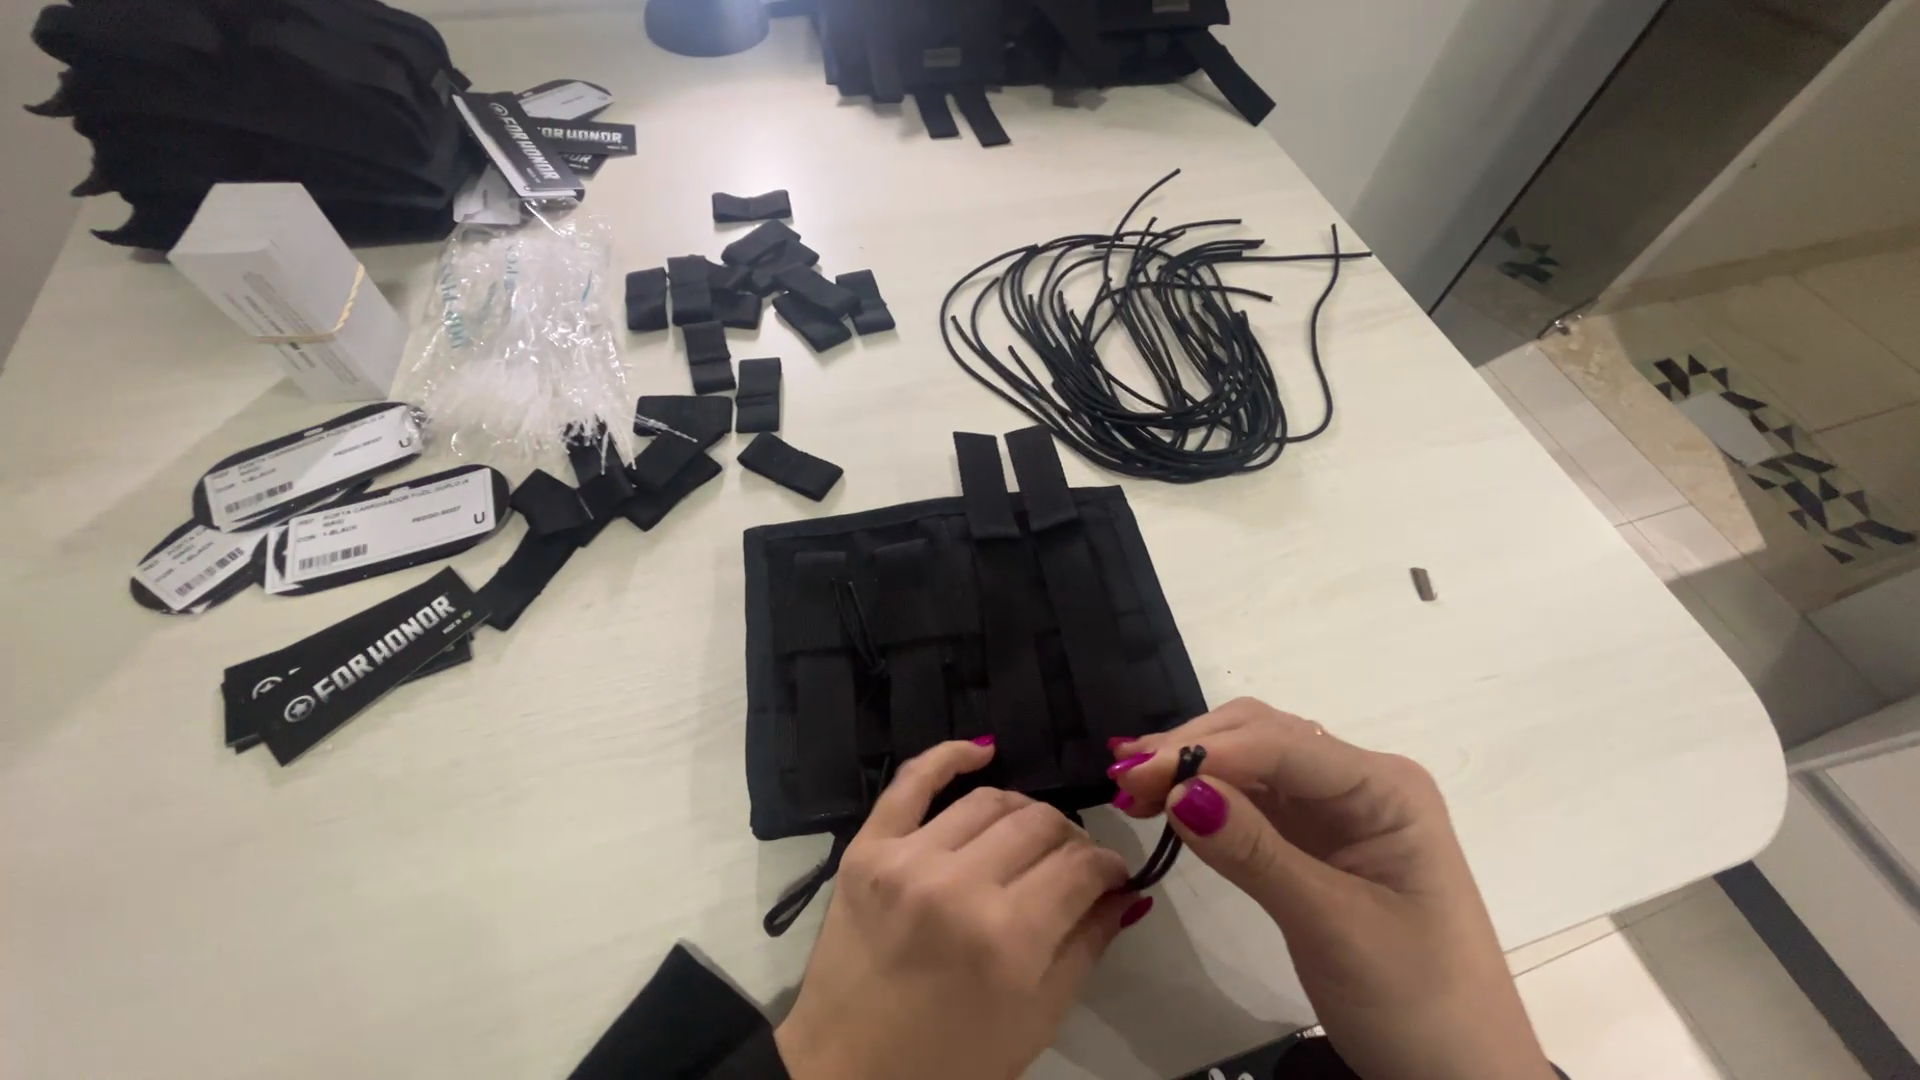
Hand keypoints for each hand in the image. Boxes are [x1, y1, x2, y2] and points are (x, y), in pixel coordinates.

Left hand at [775, 739, 1150, 1079]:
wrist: (847, 1073)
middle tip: (1073, 861)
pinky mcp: (866, 849)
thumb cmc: (952, 1062)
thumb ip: (1087, 946)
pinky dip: (949, 756)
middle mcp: (959, 886)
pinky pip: (911, 781)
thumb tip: (1124, 889)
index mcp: (1009, 938)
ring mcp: (907, 860)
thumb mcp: (1036, 1020)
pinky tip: (981, 752)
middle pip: (1040, 824)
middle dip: (1072, 838)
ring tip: (1030, 833)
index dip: (1109, 865)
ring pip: (989, 802)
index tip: (1112, 874)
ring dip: (1024, 811)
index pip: (1081, 866)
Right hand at [1111, 699, 1553, 1079]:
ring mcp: (1334, 806)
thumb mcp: (1333, 928)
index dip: (1205, 752)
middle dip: (1191, 749)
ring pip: (1249, 760)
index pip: (1282, 746)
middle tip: (1124, 779)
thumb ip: (1255, 854)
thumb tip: (1179, 793)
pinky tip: (1166, 801)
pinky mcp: (1311, 834)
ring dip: (1191, 766)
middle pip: (1261, 736)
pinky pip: (1250, 797)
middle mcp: (1358, 780)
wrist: (1461, 1079)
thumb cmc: (1418, 1004)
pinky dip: (1204, 795)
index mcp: (1384, 787)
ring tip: (1132, 787)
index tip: (1134, 774)